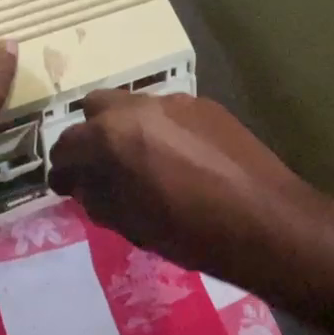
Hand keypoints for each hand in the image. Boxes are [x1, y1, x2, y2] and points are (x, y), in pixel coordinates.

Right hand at [47, 89, 314, 283]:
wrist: (271, 224)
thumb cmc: (192, 232)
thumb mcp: (132, 225)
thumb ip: (97, 198)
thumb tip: (82, 185)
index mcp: (110, 136)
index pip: (67, 144)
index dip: (62, 169)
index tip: (65, 186)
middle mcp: (135, 107)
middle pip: (95, 108)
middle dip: (91, 134)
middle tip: (103, 166)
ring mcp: (172, 101)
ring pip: (133, 106)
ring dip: (128, 129)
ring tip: (146, 163)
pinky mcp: (204, 105)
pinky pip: (168, 114)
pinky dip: (163, 131)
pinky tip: (183, 161)